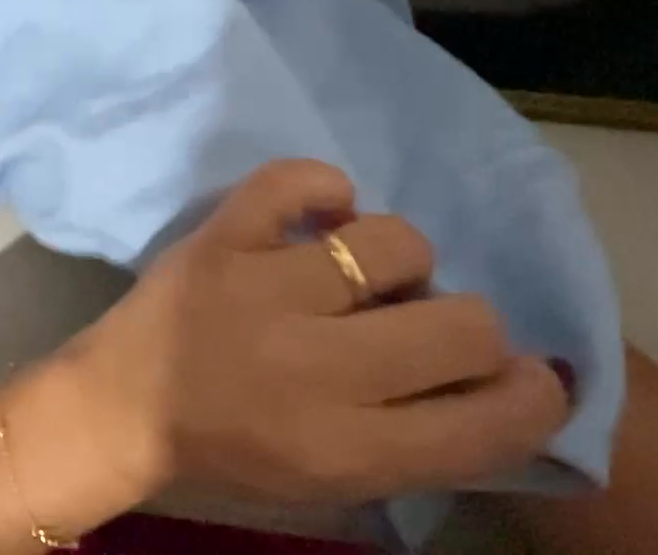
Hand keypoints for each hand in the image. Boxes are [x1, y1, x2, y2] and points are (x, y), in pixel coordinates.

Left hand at [48, 159, 571, 506]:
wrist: (124, 406)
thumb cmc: (232, 448)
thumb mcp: (335, 477)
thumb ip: (421, 437)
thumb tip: (508, 376)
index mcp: (347, 449)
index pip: (487, 423)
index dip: (534, 396)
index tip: (531, 373)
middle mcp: (315, 368)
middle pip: (461, 325)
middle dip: (468, 323)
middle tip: (428, 319)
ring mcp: (263, 289)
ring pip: (392, 242)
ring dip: (398, 256)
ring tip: (364, 270)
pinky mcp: (221, 237)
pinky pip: (294, 180)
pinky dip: (321, 186)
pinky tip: (321, 213)